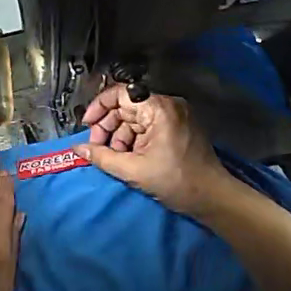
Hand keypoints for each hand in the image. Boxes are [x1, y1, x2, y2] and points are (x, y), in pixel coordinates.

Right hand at [74, 86, 240, 216]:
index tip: (87, 125)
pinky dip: (133, 140)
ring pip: (134, 118)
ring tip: (113, 158)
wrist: (212, 197)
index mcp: (159, 109)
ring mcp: (174, 116)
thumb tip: (78, 149)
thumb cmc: (177, 181)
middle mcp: (167, 106)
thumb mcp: (133, 170)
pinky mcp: (176, 128)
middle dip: (107, 126)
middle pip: (126, 106)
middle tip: (97, 147)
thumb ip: (102, 157)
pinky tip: (127, 158)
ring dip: (119, 136)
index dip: (99, 106)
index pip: (120, 93)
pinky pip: (146, 127)